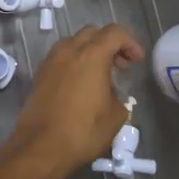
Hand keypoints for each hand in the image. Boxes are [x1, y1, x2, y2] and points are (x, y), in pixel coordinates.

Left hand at [3, 24, 144, 178]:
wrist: (41, 146)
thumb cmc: (84, 130)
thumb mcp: (115, 116)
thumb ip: (118, 94)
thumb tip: (110, 91)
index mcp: (92, 54)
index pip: (115, 32)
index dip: (130, 43)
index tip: (137, 60)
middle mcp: (70, 49)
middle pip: (93, 32)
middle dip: (110, 44)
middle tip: (121, 66)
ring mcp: (52, 59)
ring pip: (75, 42)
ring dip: (91, 50)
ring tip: (100, 75)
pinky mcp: (41, 72)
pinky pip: (62, 56)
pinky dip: (75, 60)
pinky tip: (81, 83)